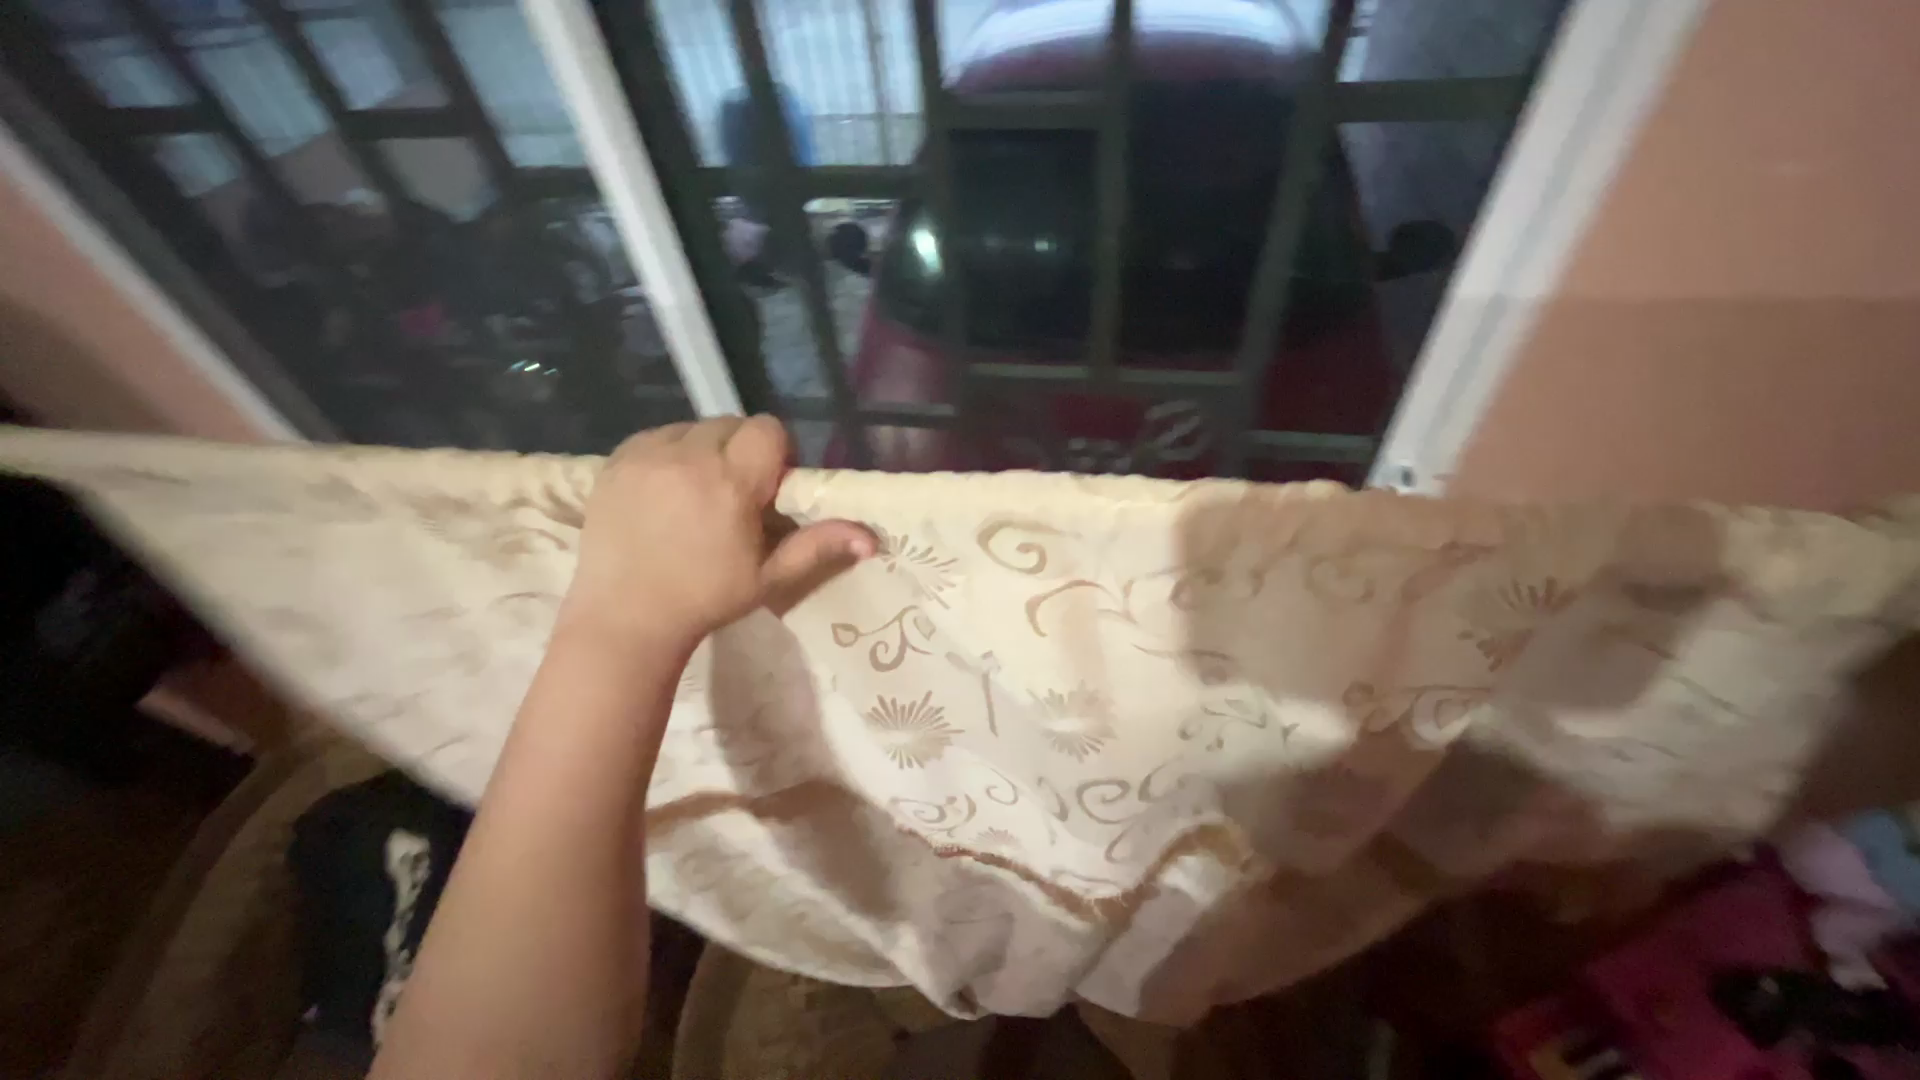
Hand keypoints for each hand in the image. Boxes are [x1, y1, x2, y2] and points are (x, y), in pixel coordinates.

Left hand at [560, 417, 873, 648]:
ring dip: (705, 449)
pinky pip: (657, 436)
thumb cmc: (706, 599)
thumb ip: (818, 546)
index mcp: (731, 482)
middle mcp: (688, 456)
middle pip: (731, 424)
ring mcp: (647, 456)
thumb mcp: (769, 577)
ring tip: (699, 491)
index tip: (769, 487)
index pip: (768, 430)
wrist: (626, 617)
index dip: (776, 452)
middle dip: (741, 450)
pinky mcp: (616, 461)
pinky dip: (669, 453)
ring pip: (693, 427)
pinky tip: (667, 490)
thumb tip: (871, 539)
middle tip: (736, 493)